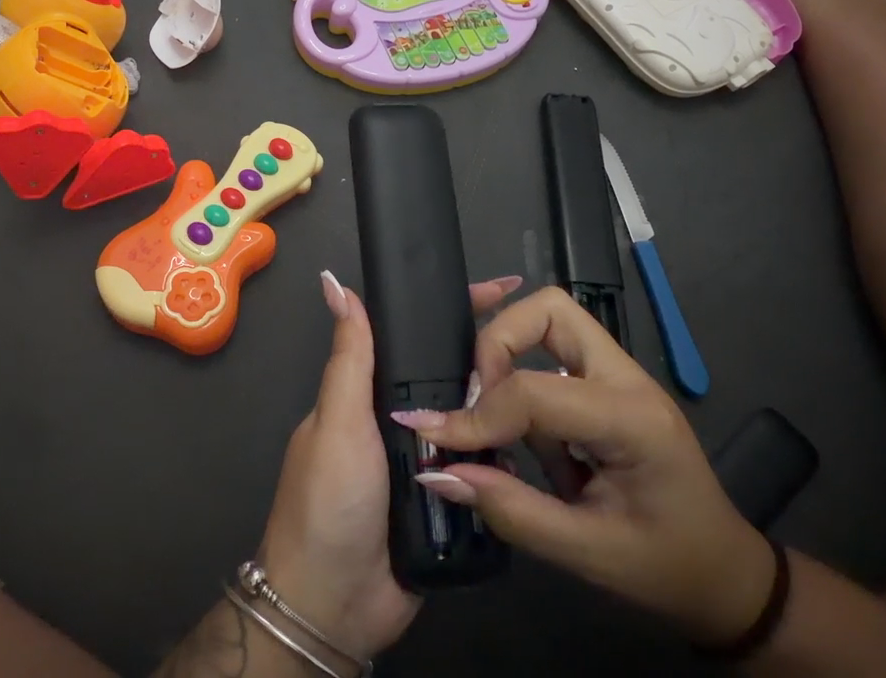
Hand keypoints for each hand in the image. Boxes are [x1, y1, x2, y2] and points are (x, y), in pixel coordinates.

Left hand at [255, 271, 520, 658]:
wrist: (336, 603)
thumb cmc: (328, 501)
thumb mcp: (337, 421)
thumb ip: (348, 357)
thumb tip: (332, 281)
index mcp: (368, 397)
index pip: (415, 339)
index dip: (454, 311)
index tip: (503, 289)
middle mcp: (400, 424)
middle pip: (453, 381)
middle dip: (494, 361)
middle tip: (545, 345)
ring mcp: (428, 465)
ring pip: (476, 426)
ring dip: (508, 411)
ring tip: (556, 390)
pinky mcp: (451, 503)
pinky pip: (484, 472)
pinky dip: (508, 459)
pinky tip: (544, 443)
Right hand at [390, 287, 775, 644]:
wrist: (725, 575)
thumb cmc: (666, 567)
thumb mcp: (586, 552)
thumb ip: (510, 510)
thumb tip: (437, 471)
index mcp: (632, 419)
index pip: (535, 391)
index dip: (475, 414)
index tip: (430, 436)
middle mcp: (626, 380)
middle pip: (548, 310)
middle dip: (496, 344)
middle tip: (474, 403)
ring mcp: (620, 378)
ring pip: (548, 322)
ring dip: (507, 360)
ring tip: (492, 423)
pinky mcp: (606, 389)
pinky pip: (551, 359)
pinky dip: (522, 385)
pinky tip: (520, 440)